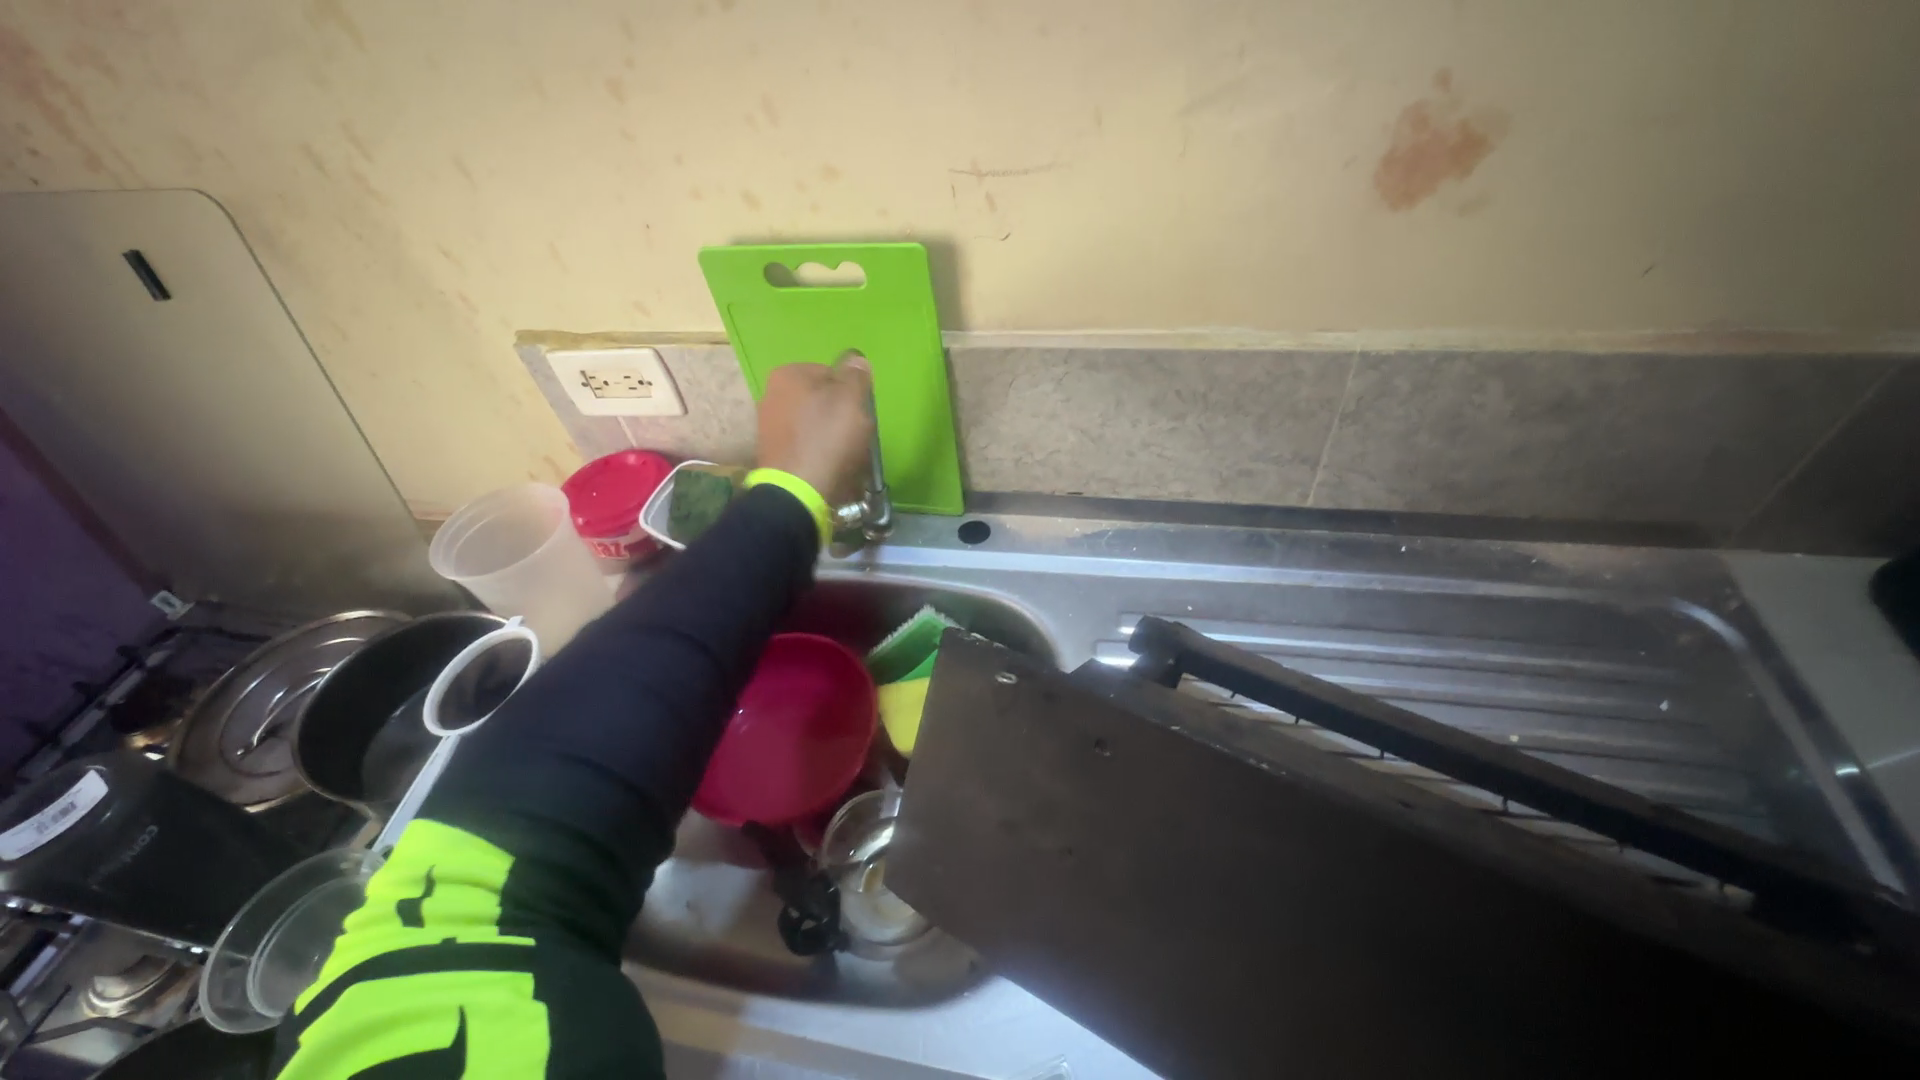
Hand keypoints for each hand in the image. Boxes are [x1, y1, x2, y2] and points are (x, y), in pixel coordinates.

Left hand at [756, 355, 874, 506]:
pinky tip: (827, 466)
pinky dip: (816, 452)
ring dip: (828, 435)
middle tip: (852, 434)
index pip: (830, 372)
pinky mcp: (771, 453)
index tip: (858, 412)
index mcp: (788, 374)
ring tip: (842, 455)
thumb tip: (855, 360)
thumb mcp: (852, 401)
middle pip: (819, 399)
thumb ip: (856, 376)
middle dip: (837, 414)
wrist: (798, 492)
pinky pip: (803, 445)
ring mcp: (767, 426)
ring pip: (811, 423)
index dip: (850, 392)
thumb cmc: (827, 439)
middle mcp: (770, 394)